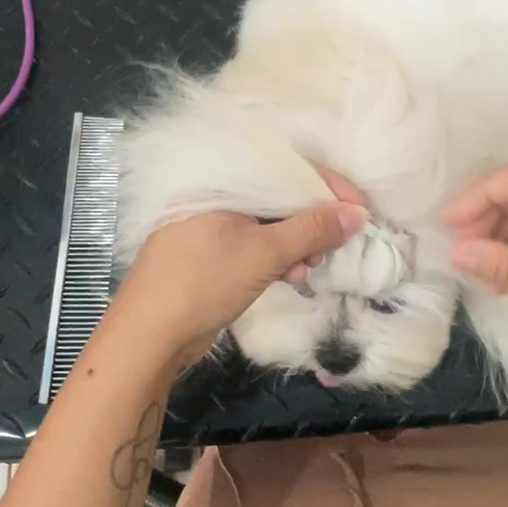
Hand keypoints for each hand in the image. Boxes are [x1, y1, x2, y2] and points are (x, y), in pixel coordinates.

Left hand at [108, 200, 368, 366]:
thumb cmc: (202, 283)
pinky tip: (291, 277)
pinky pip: (256, 244)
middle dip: (313, 223)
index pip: (287, 169)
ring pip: (271, 224)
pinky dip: (277, 258)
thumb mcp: (264, 253)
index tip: (360, 212)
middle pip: (281, 197)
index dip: (327, 189)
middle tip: (331, 250)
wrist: (148, 337)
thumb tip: (357, 214)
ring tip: (307, 270)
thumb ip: (313, 229)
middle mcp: (216, 196)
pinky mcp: (213, 253)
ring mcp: (212, 225)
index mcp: (220, 180)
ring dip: (298, 245)